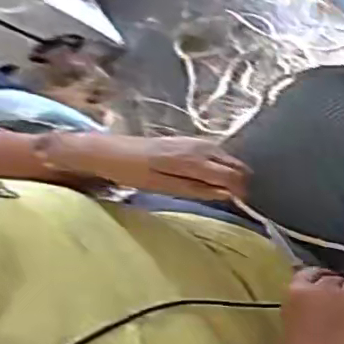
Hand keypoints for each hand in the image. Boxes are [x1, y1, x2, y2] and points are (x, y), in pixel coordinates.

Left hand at [41, 131, 251, 199]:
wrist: (102, 150)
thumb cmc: (130, 172)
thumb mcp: (163, 187)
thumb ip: (198, 190)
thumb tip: (229, 195)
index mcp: (194, 161)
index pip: (235, 177)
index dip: (240, 192)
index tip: (236, 203)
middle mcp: (203, 148)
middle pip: (240, 168)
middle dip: (240, 183)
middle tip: (226, 195)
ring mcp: (200, 142)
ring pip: (234, 161)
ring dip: (232, 175)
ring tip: (216, 186)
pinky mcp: (195, 141)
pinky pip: (223, 156)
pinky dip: (223, 167)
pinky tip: (208, 174)